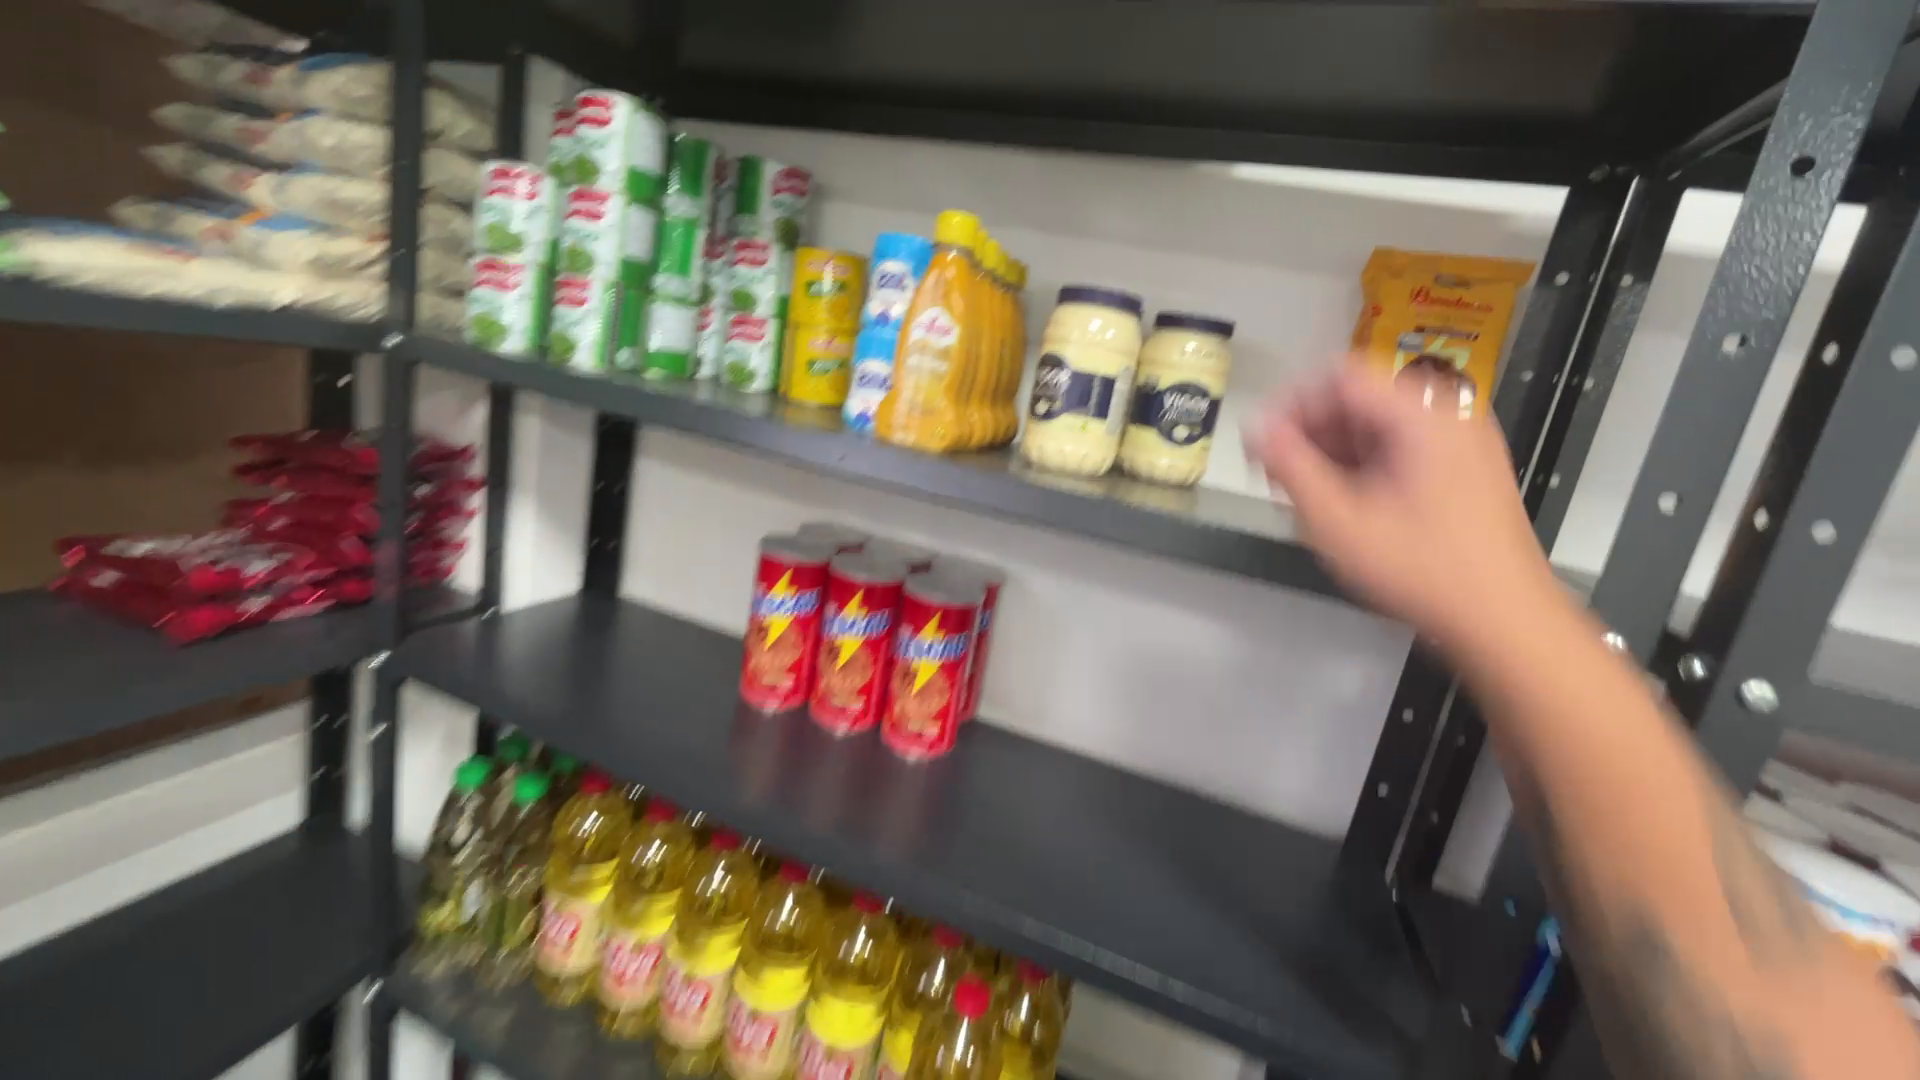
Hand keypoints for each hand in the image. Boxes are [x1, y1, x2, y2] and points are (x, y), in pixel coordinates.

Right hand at [1248, 365, 1558, 645]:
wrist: (1503, 619)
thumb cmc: (1422, 571)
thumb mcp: (1338, 522)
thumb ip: (1290, 468)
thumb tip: (1258, 431)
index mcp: (1423, 416)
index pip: (1342, 376)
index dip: (1292, 403)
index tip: (1265, 442)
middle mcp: (1449, 416)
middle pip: (1361, 398)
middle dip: (1310, 431)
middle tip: (1278, 474)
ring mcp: (1462, 442)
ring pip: (1379, 424)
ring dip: (1333, 450)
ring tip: (1305, 494)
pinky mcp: (1465, 468)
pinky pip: (1401, 446)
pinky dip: (1363, 465)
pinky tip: (1343, 503)